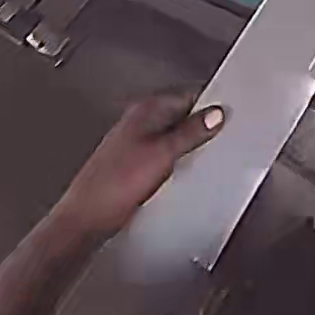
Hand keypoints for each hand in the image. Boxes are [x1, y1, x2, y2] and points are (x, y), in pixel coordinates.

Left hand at [52, 91, 223, 237]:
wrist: (85, 221)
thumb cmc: (116, 184)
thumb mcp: (164, 153)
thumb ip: (193, 131)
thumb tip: (216, 114)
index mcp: (147, 109)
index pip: (190, 94)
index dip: (211, 104)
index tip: (229, 115)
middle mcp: (141, 120)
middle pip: (183, 114)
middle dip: (202, 126)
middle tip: (219, 139)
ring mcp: (137, 141)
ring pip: (175, 135)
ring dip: (189, 145)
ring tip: (201, 157)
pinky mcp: (136, 162)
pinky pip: (166, 152)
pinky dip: (178, 159)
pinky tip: (183, 172)